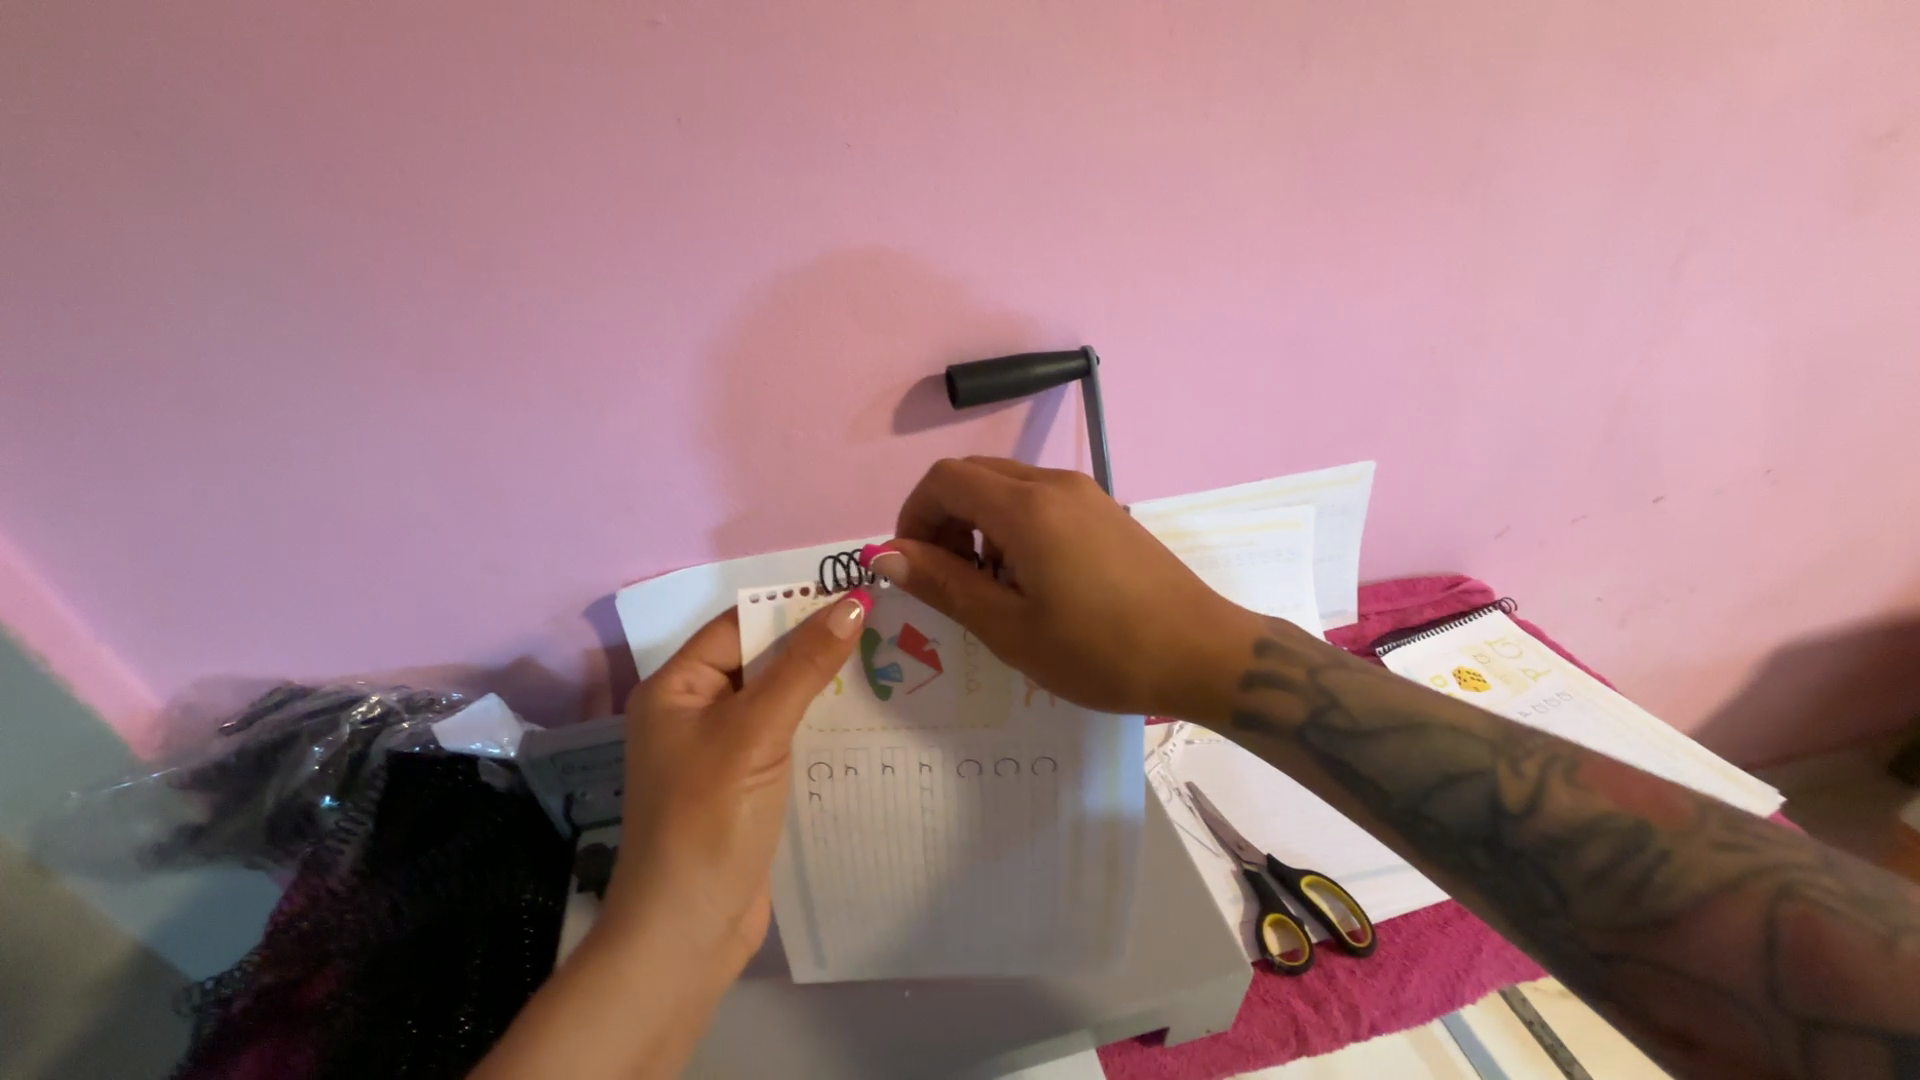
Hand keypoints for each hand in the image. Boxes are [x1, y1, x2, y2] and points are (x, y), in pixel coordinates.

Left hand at [603, 595, 867, 974]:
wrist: (688, 930)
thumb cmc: (709, 818)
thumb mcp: (756, 731)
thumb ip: (804, 666)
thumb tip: (853, 603)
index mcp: (677, 687)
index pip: (740, 626)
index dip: (795, 607)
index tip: (857, 594)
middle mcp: (695, 710)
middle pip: (763, 660)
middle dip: (816, 645)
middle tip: (884, 625)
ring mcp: (722, 749)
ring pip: (780, 699)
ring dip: (824, 685)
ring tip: (888, 661)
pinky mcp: (748, 783)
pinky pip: (788, 736)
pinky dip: (821, 723)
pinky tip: (868, 714)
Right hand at [863, 457, 1259, 718]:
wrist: (1202, 654)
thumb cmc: (1100, 652)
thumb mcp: (1010, 628)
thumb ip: (944, 584)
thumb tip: (885, 555)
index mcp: (1027, 508)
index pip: (944, 479)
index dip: (914, 516)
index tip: (914, 566)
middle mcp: (1055, 484)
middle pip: (974, 476)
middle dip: (944, 520)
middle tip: (948, 580)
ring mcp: (1087, 494)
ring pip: (1007, 488)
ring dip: (979, 525)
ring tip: (991, 589)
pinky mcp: (1106, 510)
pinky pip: (1041, 501)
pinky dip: (1013, 528)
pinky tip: (1031, 581)